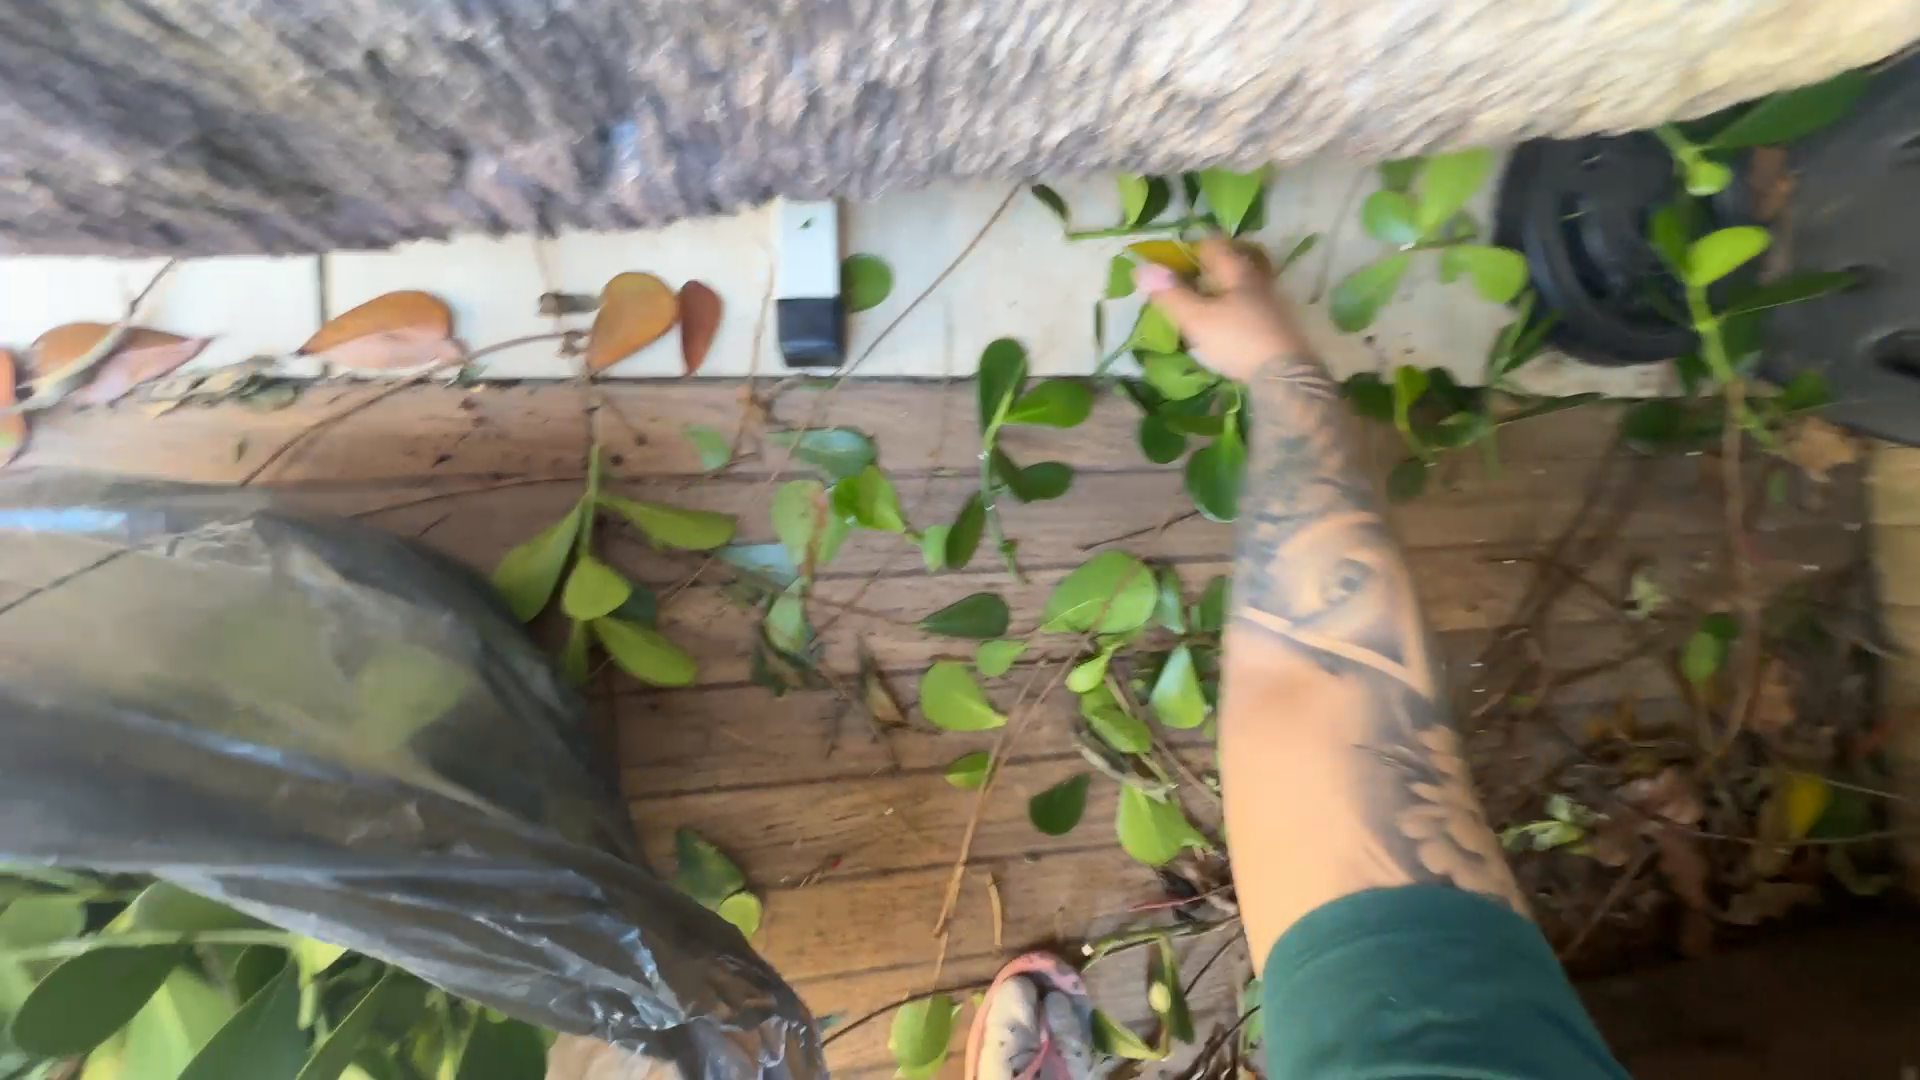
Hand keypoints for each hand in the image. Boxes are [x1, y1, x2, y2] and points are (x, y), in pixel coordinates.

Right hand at [1132, 236, 1307, 381]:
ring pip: (1244, 282)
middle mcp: (1258, 278)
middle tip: (1189, 276)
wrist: (1282, 373)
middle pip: (1233, 259)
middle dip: (1210, 264)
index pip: (1213, 244)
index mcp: (1238, 270)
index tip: (1172, 259)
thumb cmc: (1236, 340)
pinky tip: (1226, 321)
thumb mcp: (1196, 319)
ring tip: (1204, 300)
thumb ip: (1170, 294)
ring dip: (1224, 285)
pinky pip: (1251, 302)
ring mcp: (1271, 300)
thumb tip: (1141, 268)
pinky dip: (1235, 304)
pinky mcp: (1277, 322)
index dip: (1190, 247)